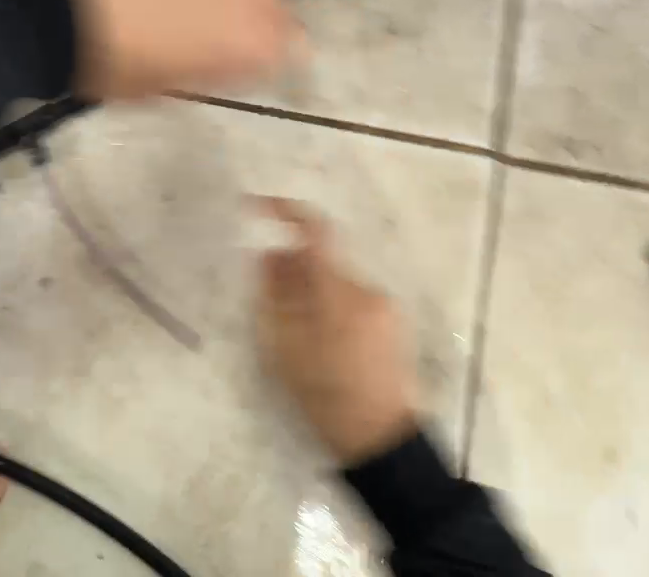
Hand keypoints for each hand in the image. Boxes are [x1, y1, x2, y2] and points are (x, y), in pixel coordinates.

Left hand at [55, 0, 298, 100]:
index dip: (271, 50)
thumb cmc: (111, 63)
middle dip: (253, 9)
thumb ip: (210, 67)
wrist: (58, 9)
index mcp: (249, 38)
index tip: (251, 55)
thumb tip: (225, 58)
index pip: (288, 44)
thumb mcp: (166, 85)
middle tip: (217, 20)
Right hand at [253, 196, 418, 466]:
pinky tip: (319, 340)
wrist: (382, 441)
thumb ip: (272, 293)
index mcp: (337, 291)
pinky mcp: (392, 321)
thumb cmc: (324, 394)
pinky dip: (329, 306)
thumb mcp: (282, 346)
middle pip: (320, 260)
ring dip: (310, 291)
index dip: (285, 210)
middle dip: (291, 268)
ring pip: (334, 281)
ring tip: (292, 330)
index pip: (314, 230)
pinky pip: (350, 298)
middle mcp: (365, 288)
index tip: (256, 206)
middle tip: (265, 295)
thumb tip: (267, 253)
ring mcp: (383, 305)